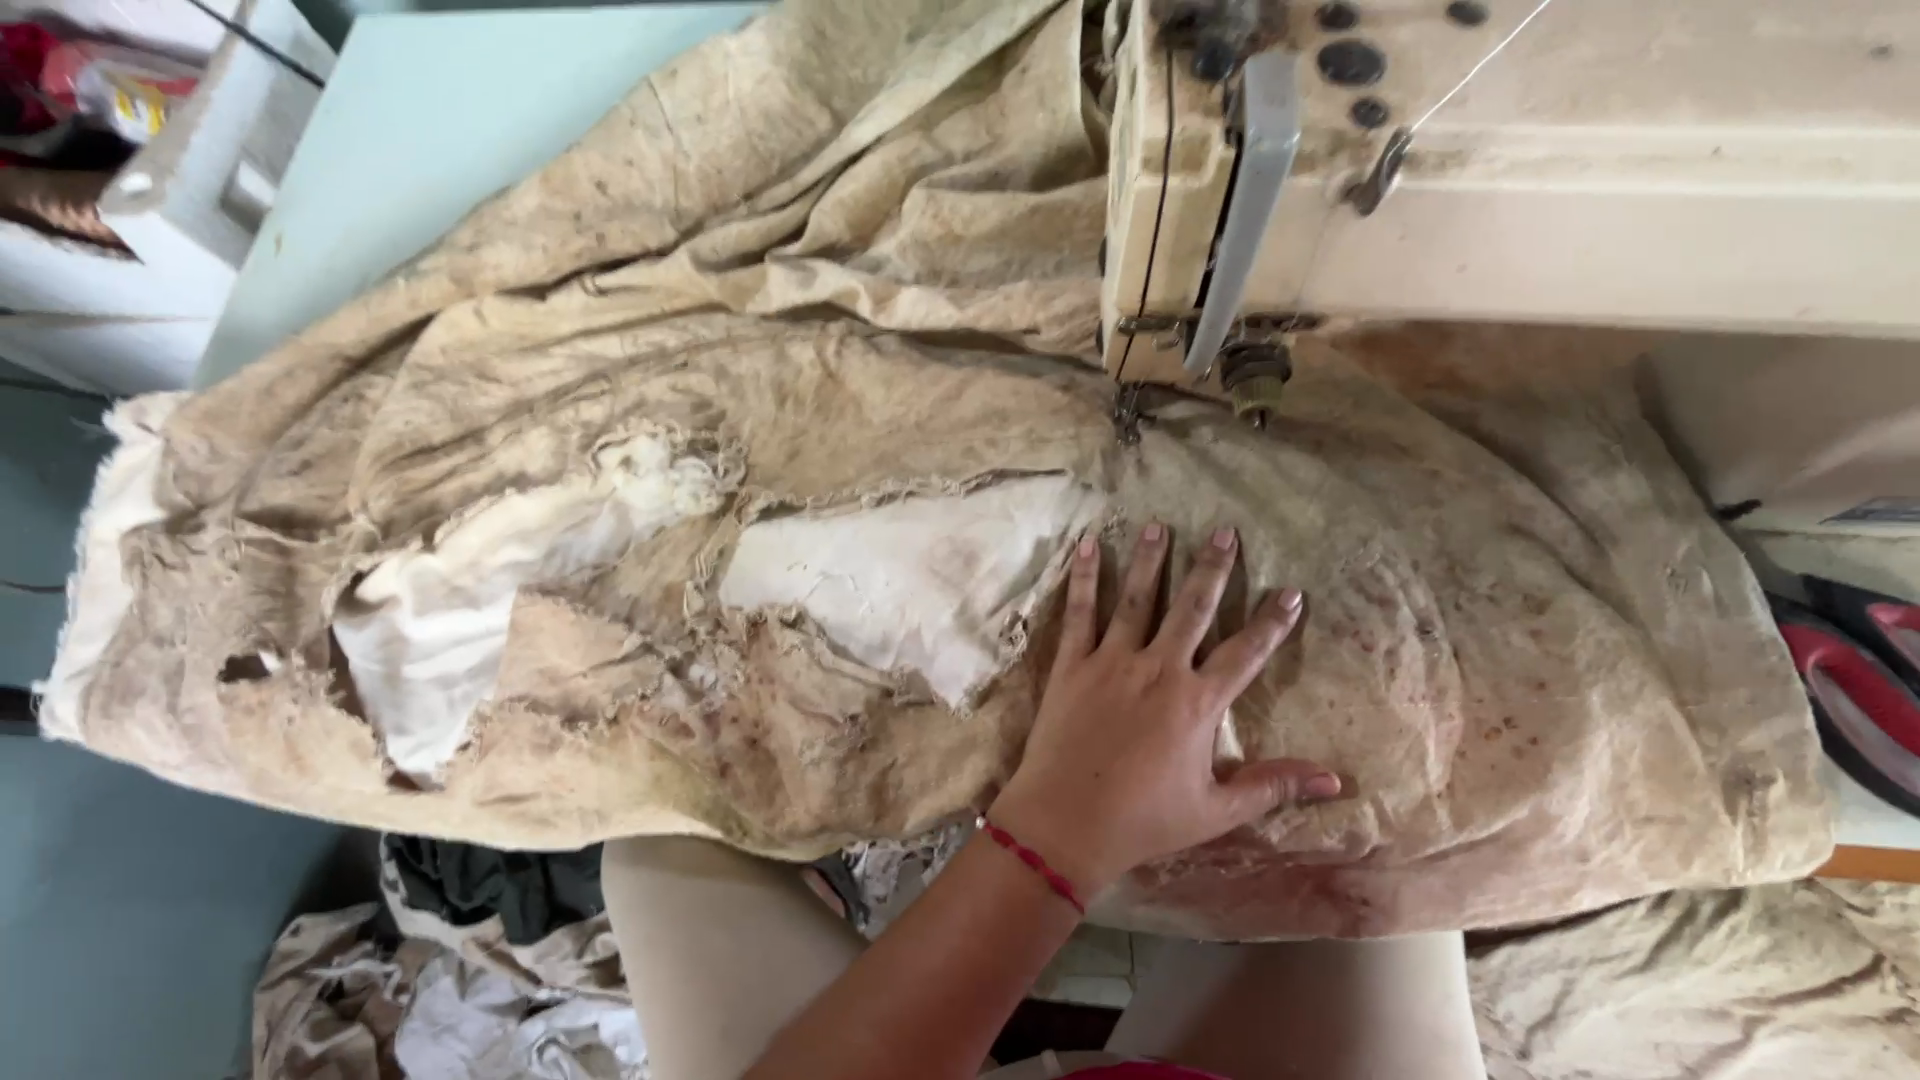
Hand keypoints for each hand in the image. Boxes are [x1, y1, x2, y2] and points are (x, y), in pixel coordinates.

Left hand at [988, 522, 1339, 894]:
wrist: (1065, 821)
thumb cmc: (1144, 820)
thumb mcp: (1216, 810)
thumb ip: (1272, 787)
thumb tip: (1335, 782)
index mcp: (1197, 703)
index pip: (1245, 652)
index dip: (1271, 622)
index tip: (1290, 591)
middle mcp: (1158, 670)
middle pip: (1193, 608)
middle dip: (1212, 568)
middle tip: (1223, 532)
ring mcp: (1111, 662)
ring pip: (1137, 600)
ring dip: (1150, 560)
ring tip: (1159, 526)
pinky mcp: (1072, 665)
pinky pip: (1079, 613)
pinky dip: (1084, 578)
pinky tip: (1088, 546)